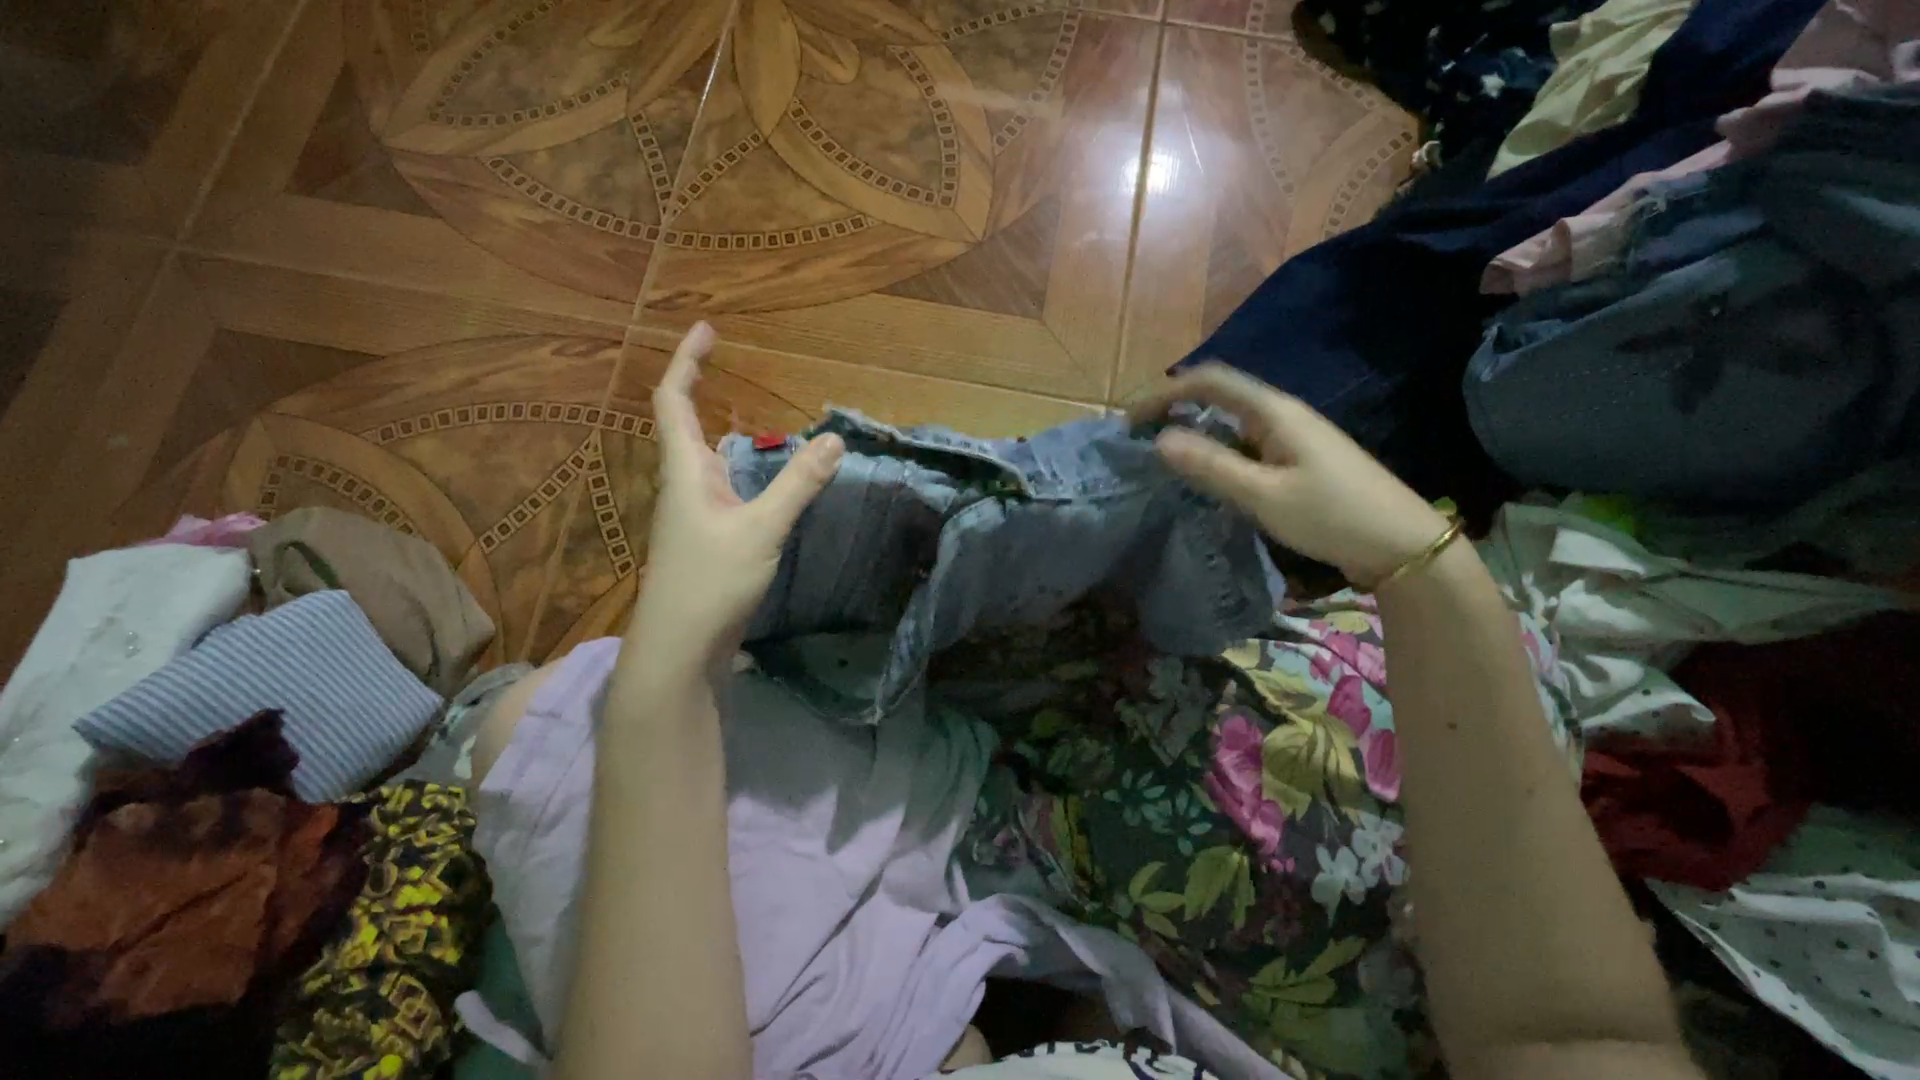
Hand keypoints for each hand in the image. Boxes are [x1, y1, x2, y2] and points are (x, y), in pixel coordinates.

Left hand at [632, 322, 843, 669]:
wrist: (679, 648)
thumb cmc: (710, 581)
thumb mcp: (761, 530)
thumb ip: (798, 485)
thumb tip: (835, 439)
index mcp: (685, 470)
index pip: (674, 400)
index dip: (686, 361)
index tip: (707, 329)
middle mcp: (684, 485)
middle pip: (685, 424)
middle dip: (705, 389)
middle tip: (732, 363)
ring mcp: (693, 514)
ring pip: (706, 459)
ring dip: (725, 431)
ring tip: (759, 413)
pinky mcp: (707, 539)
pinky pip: (723, 488)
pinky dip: (742, 469)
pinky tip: (766, 479)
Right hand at [1128, 364, 1449, 586]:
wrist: (1402, 546)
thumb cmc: (1332, 515)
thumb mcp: (1264, 495)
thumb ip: (1212, 466)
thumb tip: (1158, 441)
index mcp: (1274, 412)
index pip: (1210, 381)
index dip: (1165, 392)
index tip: (1130, 420)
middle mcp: (1282, 416)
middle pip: (1220, 398)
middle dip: (1176, 410)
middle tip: (1139, 440)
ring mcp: (1293, 439)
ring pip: (1232, 425)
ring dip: (1195, 434)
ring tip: (1161, 458)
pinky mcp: (1298, 463)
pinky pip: (1246, 447)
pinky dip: (1217, 454)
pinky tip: (1204, 478)